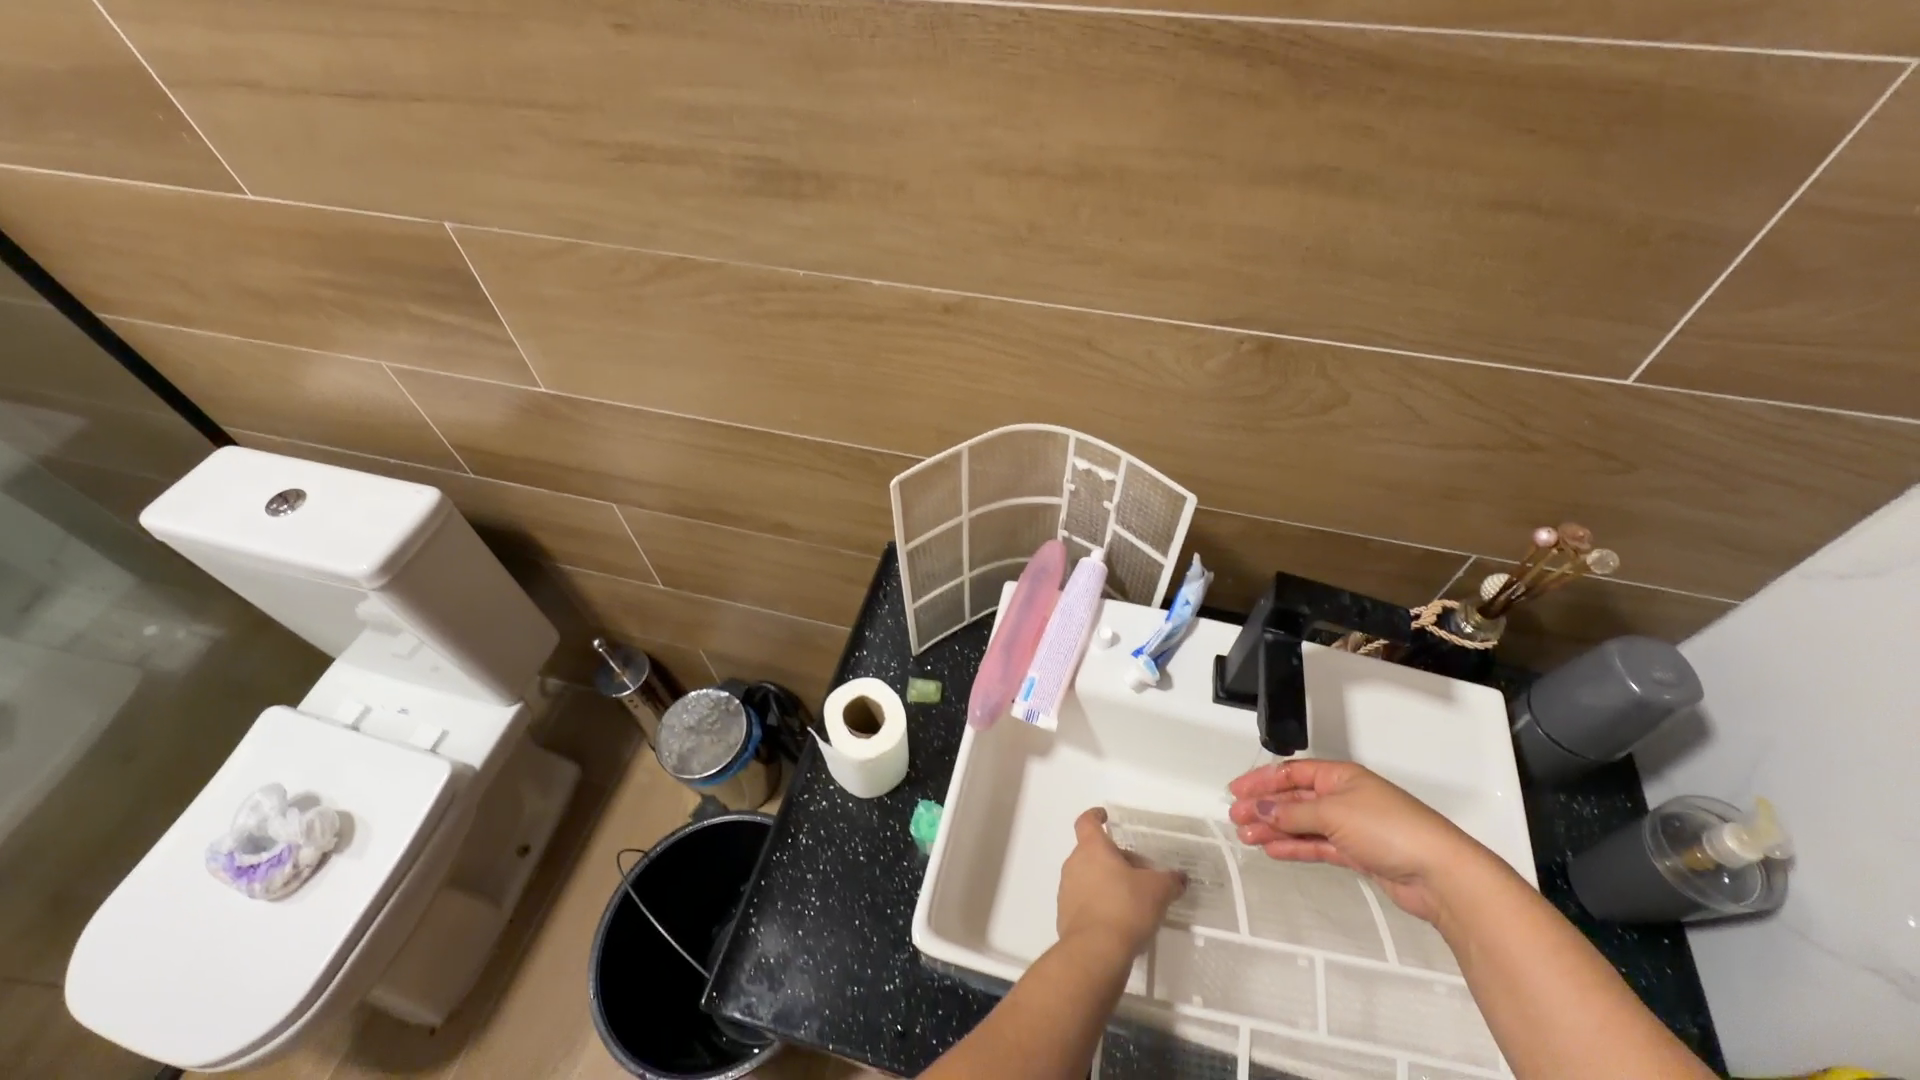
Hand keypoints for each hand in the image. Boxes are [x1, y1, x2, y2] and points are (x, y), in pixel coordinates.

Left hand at [1056, 808, 1186, 958]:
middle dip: (1114, 858)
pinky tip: (1119, 921)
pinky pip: (1084, 901)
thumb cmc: (1125, 908)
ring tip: (1132, 899)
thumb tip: (1179, 877)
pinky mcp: (1065, 916)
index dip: (1096, 816)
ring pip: (1087, 877)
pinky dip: (1099, 904)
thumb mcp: (1157, 891)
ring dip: (1106, 882)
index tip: (1105, 816)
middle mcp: (1074, 864)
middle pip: (1092, 852)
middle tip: (1139, 872)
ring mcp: (1066, 890)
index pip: (1087, 822)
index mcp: (1092, 849)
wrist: (1095, 951)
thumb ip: (1169, 880)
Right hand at [1228, 760, 1496, 922]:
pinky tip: (1273, 849)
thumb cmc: (1389, 830)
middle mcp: (1344, 797)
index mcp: (1341, 776)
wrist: (1437, 873)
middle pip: (1295, 799)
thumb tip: (1262, 809)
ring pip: (1302, 824)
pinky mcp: (1357, 854)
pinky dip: (1294, 847)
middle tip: (1236, 817)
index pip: (1292, 772)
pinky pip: (1316, 845)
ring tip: (1247, 837)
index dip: (1262, 780)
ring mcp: (1351, 826)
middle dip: (1264, 807)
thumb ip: (1292, 813)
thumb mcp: (1333, 814)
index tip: (1236, 791)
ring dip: (1274, 829)